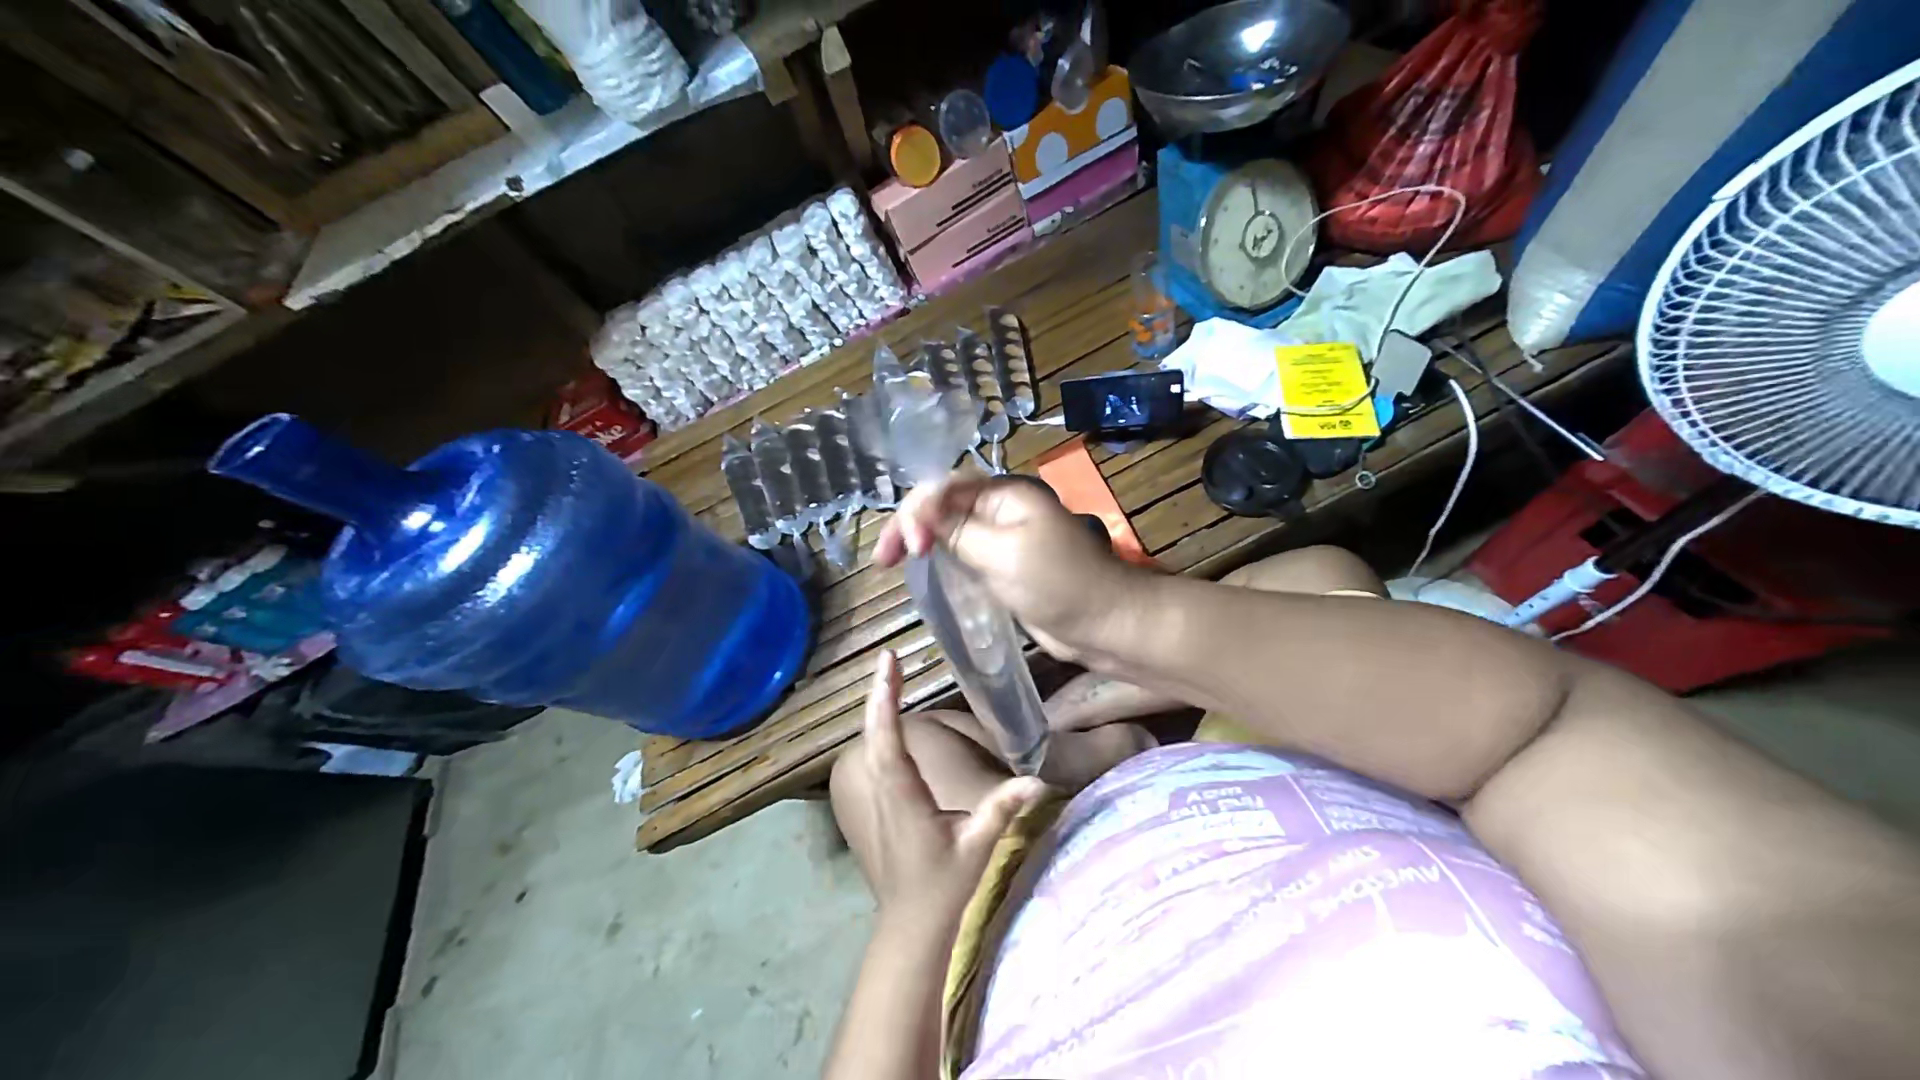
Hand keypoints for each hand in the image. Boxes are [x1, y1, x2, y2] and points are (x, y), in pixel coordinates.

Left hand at [848, 650, 1047, 917]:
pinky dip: (881, 728)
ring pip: (871, 743)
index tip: (888, 662)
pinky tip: (891, 718)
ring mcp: (880, 797)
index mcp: (904, 796)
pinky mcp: (884, 803)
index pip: (888, 739)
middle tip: (889, 659)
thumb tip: (1037, 781)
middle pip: (874, 733)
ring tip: (890, 677)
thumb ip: (1002, 810)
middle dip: (880, 693)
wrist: (913, 927)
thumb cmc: (945, 889)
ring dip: (877, 708)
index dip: (886, 698)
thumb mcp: (977, 849)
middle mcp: (886, 790)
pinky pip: (877, 756)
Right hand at [874, 475, 1141, 659]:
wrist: (1103, 624)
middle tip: (882, 559)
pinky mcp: (1000, 564)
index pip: (945, 487)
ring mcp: (1000, 537)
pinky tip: (918, 566)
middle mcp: (1000, 508)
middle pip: (941, 504)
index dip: (918, 511)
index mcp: (1005, 493)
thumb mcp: (1004, 554)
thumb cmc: (1059, 584)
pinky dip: (937, 556)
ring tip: (888, 561)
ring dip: (918, 539)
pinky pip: (960, 551)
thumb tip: (918, 512)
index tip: (910, 548)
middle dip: (909, 524)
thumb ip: (958, 531)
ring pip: (947, 528)